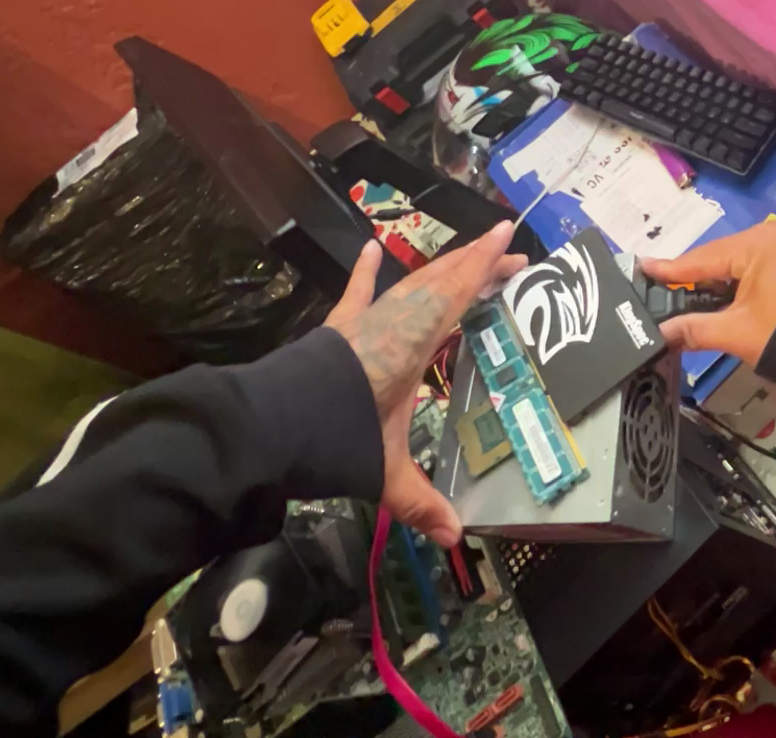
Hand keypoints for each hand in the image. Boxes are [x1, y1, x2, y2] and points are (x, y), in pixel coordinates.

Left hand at [324, 222, 526, 546]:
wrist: (262, 428)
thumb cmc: (333, 439)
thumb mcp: (383, 472)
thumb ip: (420, 502)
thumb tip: (458, 537)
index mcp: (414, 343)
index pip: (457, 292)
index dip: (485, 264)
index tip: (509, 237)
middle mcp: (395, 321)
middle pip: (442, 280)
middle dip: (479, 263)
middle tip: (512, 254)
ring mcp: (366, 321)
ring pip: (412, 281)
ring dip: (445, 266)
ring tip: (470, 254)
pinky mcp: (341, 328)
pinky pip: (357, 293)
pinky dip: (365, 271)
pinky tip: (371, 248)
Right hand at [639, 219, 775, 369]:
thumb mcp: (735, 333)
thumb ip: (692, 328)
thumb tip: (656, 334)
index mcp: (755, 243)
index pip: (700, 259)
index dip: (668, 270)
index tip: (639, 269)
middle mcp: (768, 236)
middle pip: (715, 260)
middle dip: (687, 280)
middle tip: (653, 291)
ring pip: (732, 266)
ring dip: (708, 285)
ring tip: (674, 298)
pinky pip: (749, 270)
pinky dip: (730, 286)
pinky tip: (709, 300)